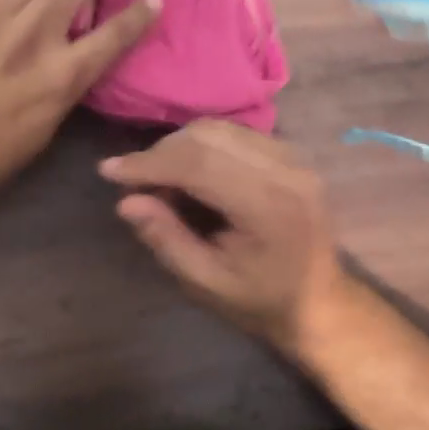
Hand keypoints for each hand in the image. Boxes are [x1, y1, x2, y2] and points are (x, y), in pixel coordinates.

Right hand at [98, 120, 353, 352]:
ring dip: (180, 147)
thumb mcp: (208, 282)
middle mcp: (286, 171)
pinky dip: (203, 146)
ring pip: (220, 128)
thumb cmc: (261, 300)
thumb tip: (126, 202)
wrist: (320, 301)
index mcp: (268, 206)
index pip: (199, 164)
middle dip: (160, 153)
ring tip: (161, 179)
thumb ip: (168, 239)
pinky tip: (190, 173)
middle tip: (134, 183)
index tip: (108, 171)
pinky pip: (236, 133)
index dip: (149, 163)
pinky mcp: (291, 154)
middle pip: (207, 137)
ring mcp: (293, 158)